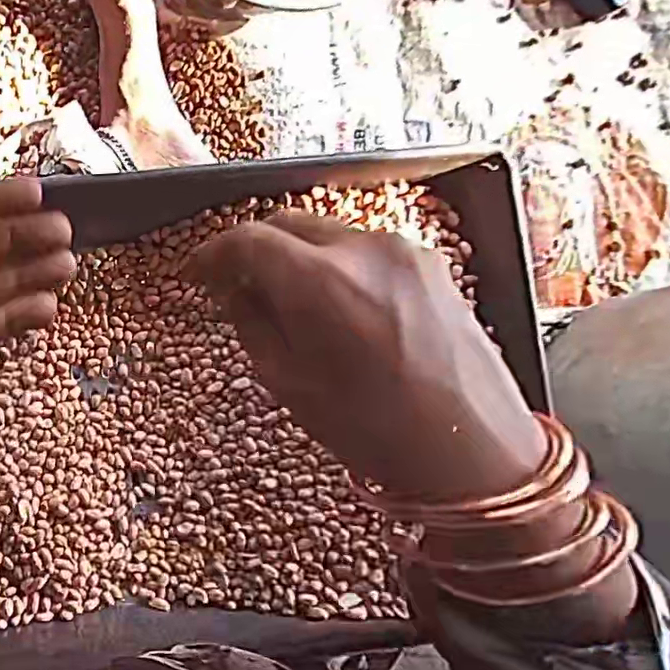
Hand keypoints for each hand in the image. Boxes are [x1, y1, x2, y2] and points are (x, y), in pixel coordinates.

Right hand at [192, 212, 543, 501]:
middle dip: (251, 247)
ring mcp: (403, 250)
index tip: (197, 271)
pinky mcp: (431, 262)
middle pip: (286, 222)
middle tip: (232, 282)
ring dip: (293, 255)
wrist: (472, 447)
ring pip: (325, 233)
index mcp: (318, 281)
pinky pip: (361, 248)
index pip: (247, 239)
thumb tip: (235, 291)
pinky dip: (331, 263)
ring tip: (282, 297)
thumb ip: (251, 322)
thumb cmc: (372, 427)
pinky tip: (327, 301)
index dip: (212, 252)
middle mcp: (362, 249)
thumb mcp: (287, 380)